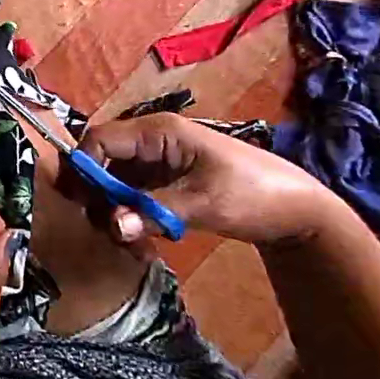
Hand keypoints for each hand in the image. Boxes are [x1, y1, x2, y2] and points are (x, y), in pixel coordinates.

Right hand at [77, 113, 345, 247]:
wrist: (297, 211)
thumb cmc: (253, 194)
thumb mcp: (204, 204)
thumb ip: (155, 213)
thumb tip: (112, 226)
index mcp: (158, 131)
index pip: (101, 139)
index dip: (84, 168)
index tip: (82, 205)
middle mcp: (151, 142)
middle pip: (103, 162)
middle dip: (98, 197)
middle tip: (109, 233)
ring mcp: (157, 162)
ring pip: (115, 183)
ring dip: (114, 213)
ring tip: (131, 246)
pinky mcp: (164, 183)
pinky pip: (132, 197)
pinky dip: (130, 219)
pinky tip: (141, 243)